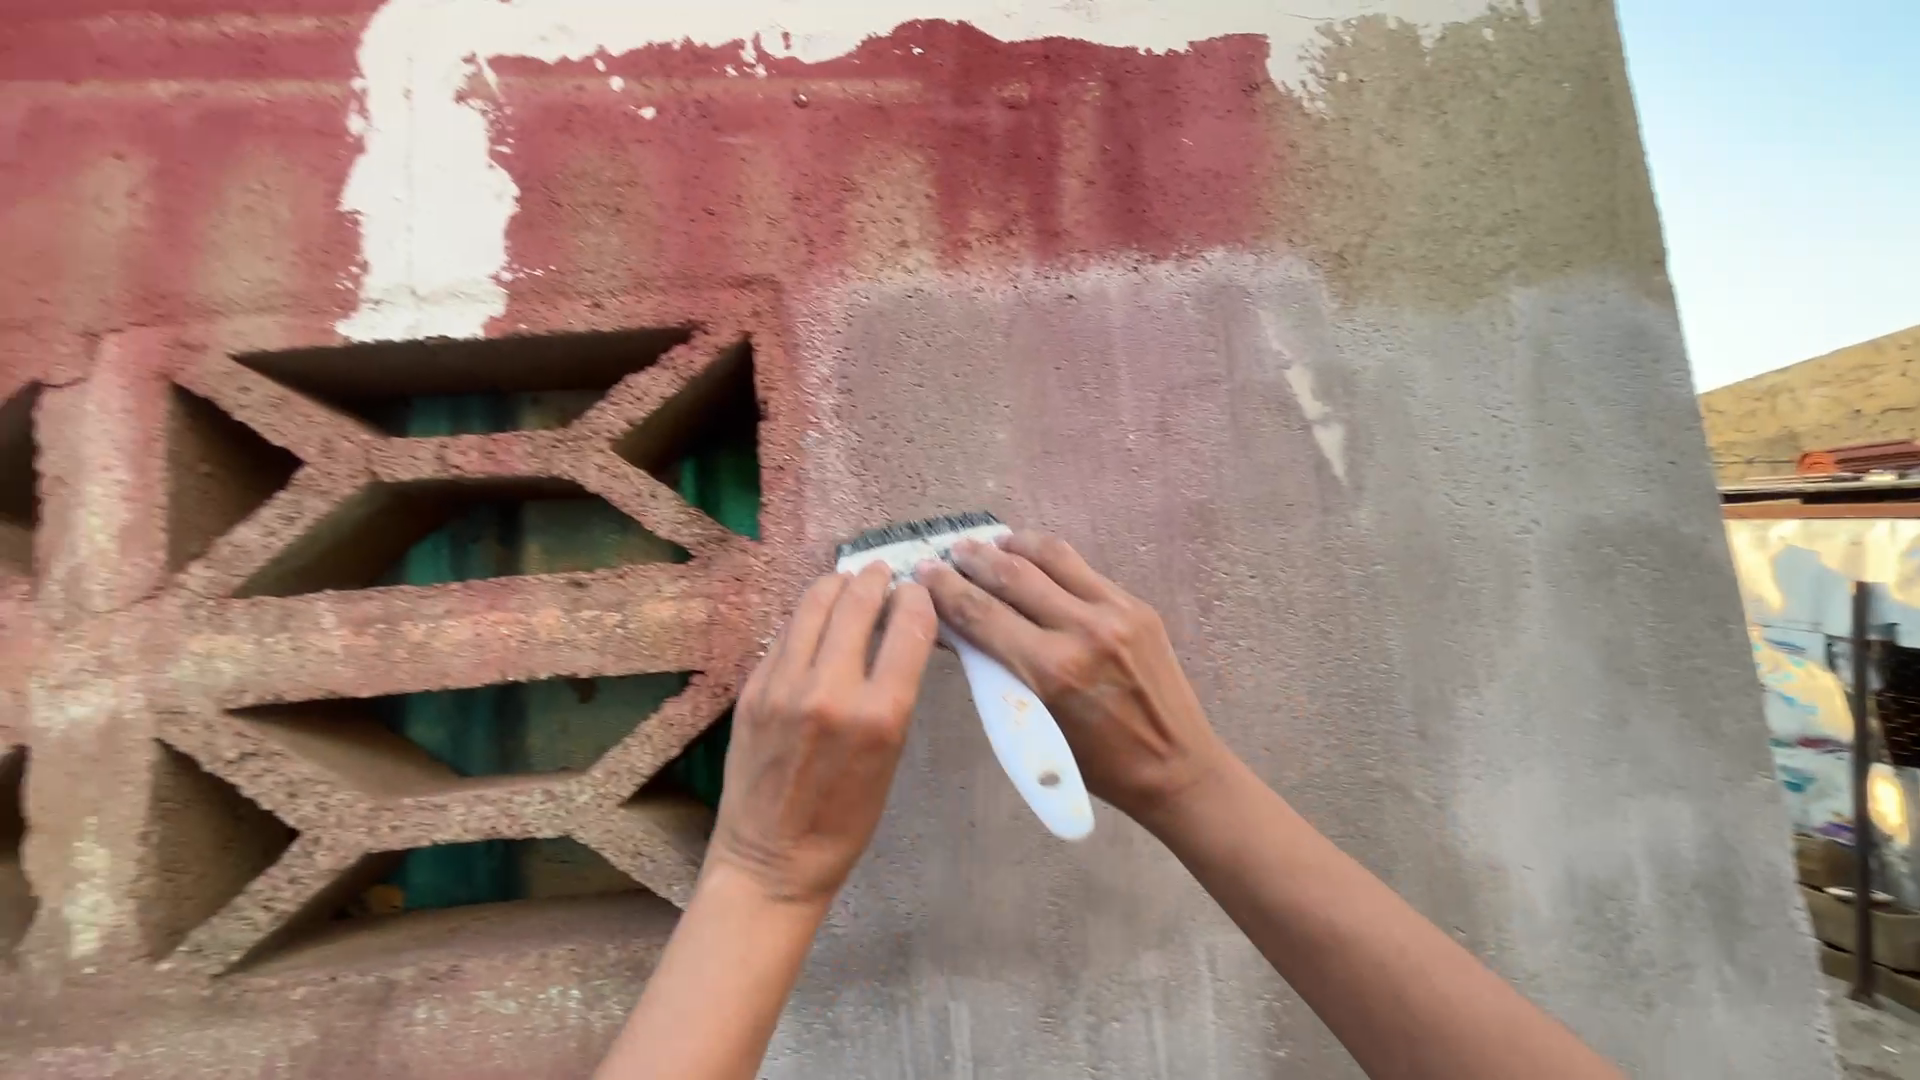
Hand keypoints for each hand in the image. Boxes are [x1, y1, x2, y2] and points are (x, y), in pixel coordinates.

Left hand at [706, 563, 937, 905]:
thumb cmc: (847, 820)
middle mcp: (830, 689)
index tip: (917, 593)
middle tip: (883, 573)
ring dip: (838, 585)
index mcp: (879, 715)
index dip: (917, 600)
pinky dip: (807, 617)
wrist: (771, 859)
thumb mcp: (891, 756)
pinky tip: (816, 617)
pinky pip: (785, 633)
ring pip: (814, 604)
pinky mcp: (751, 688)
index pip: (909, 627)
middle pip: (858, 602)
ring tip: (849, 581)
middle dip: (876, 580)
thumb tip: (897, 634)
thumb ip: (893, 691)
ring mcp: (782, 685)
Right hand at [914, 530, 1227, 828]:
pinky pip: (1082, 568)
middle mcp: (1083, 630)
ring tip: (990, 544)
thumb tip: (959, 631)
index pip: (982, 614)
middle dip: (973, 559)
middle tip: (950, 551)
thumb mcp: (1034, 725)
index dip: (946, 589)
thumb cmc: (1096, 766)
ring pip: (1051, 555)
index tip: (924, 572)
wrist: (1176, 767)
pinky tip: (1033, 559)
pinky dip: (1049, 557)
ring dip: (1013, 544)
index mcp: (1051, 671)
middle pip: (1012, 574)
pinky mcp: (1136, 605)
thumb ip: (997, 672)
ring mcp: (1115, 612)